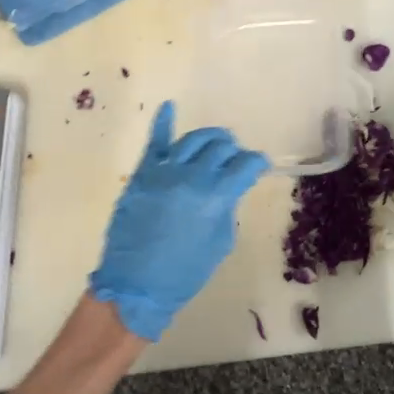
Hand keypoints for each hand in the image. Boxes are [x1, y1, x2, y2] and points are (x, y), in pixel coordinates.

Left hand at [88, 102, 270, 340]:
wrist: (134, 285)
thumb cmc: (183, 273)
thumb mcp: (219, 244)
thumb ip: (226, 209)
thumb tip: (228, 188)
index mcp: (216, 196)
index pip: (245, 165)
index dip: (256, 164)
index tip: (258, 166)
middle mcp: (192, 176)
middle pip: (220, 147)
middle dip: (233, 150)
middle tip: (234, 158)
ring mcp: (164, 171)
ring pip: (193, 139)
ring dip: (209, 137)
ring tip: (216, 141)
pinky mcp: (142, 174)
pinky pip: (155, 141)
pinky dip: (163, 122)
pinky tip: (169, 107)